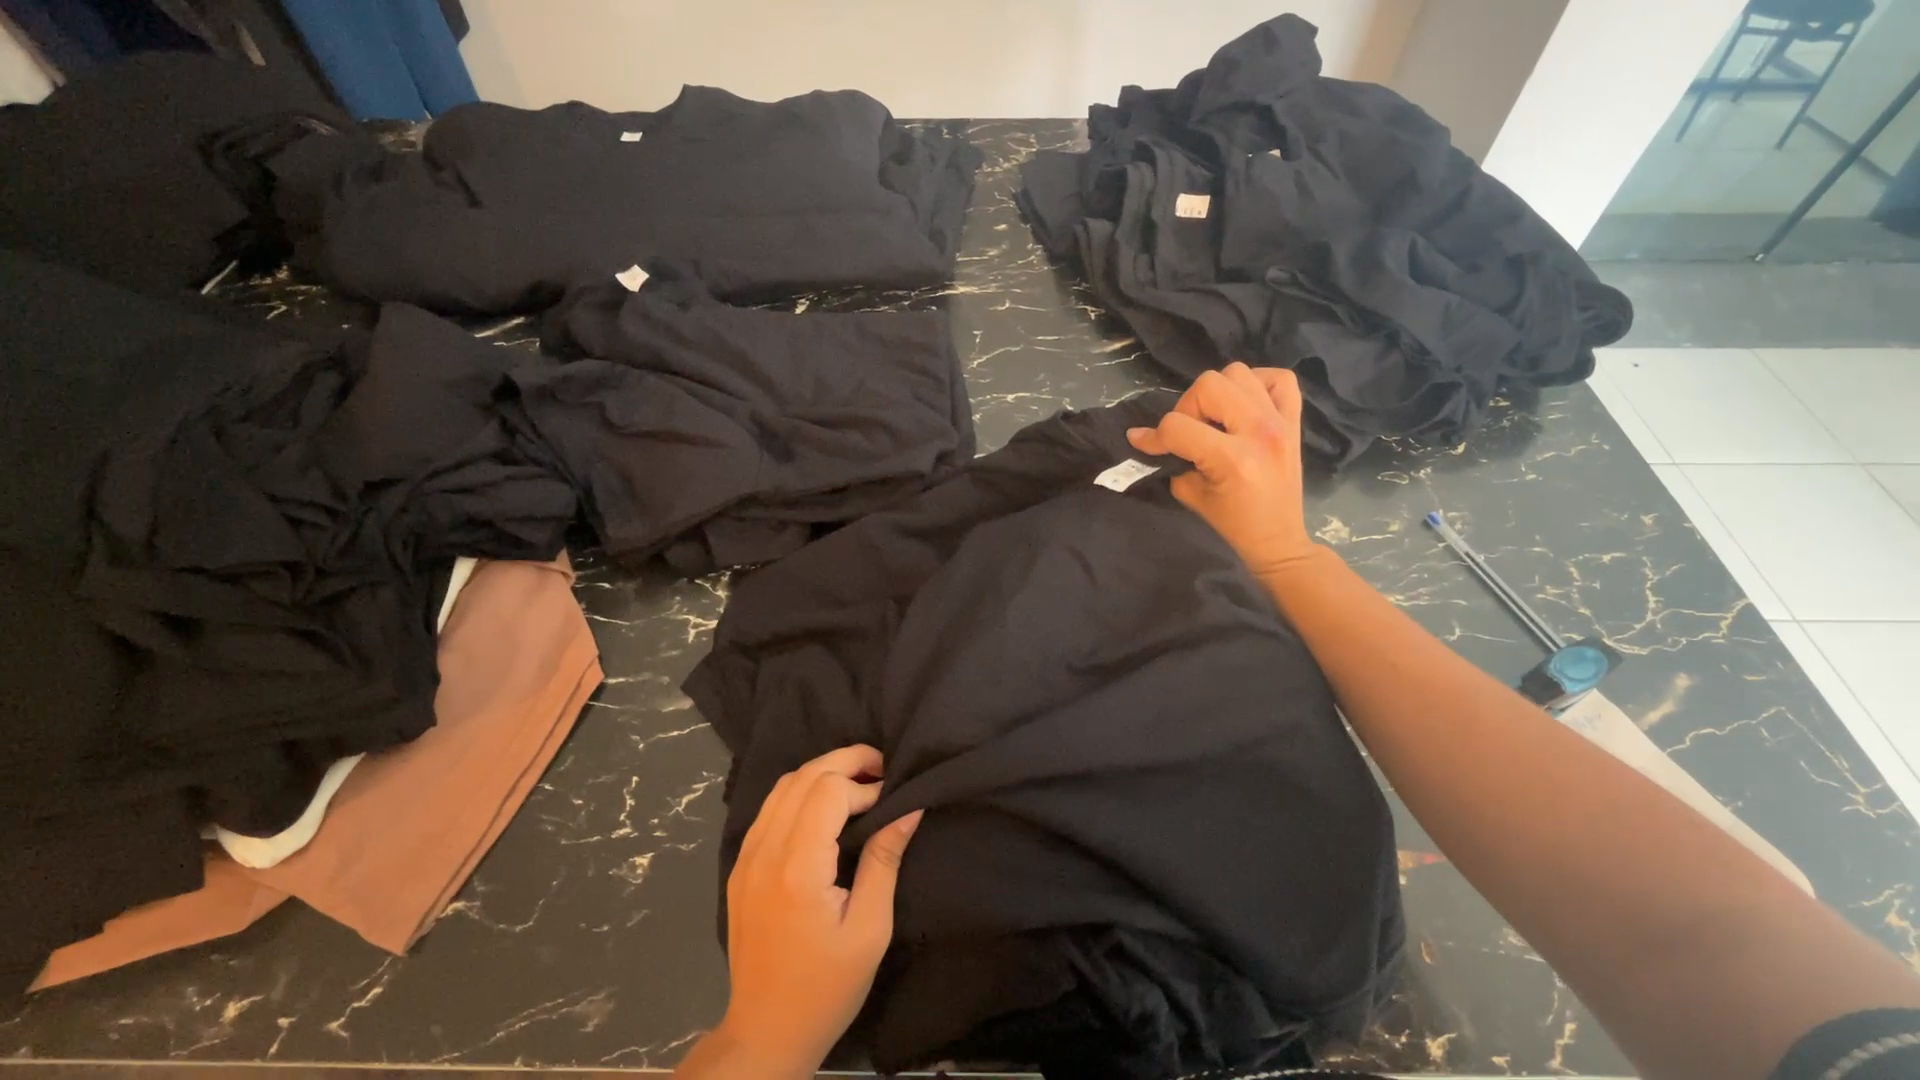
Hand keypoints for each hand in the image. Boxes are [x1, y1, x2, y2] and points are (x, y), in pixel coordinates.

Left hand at [682, 745, 922, 1077]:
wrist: (767, 1029)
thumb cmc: (827, 986)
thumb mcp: (870, 928)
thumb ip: (884, 860)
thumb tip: (908, 809)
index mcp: (797, 869)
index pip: (827, 791)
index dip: (864, 784)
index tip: (893, 798)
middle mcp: (764, 852)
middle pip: (802, 777)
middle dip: (845, 762)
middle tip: (882, 768)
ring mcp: (746, 858)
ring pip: (782, 787)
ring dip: (821, 774)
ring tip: (859, 784)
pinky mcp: (741, 867)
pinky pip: (769, 810)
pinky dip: (799, 794)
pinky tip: (825, 809)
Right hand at [1127, 362, 1320, 579]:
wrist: (1278, 538)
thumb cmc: (1232, 524)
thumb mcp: (1191, 495)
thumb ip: (1173, 460)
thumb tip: (1149, 436)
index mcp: (1233, 459)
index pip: (1177, 426)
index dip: (1153, 436)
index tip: (1144, 444)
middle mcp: (1259, 432)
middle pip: (1209, 385)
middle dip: (1187, 407)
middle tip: (1188, 433)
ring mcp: (1281, 423)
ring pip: (1238, 373)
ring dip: (1218, 393)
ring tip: (1215, 418)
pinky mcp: (1294, 421)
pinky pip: (1279, 379)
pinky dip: (1258, 384)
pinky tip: (1245, 405)